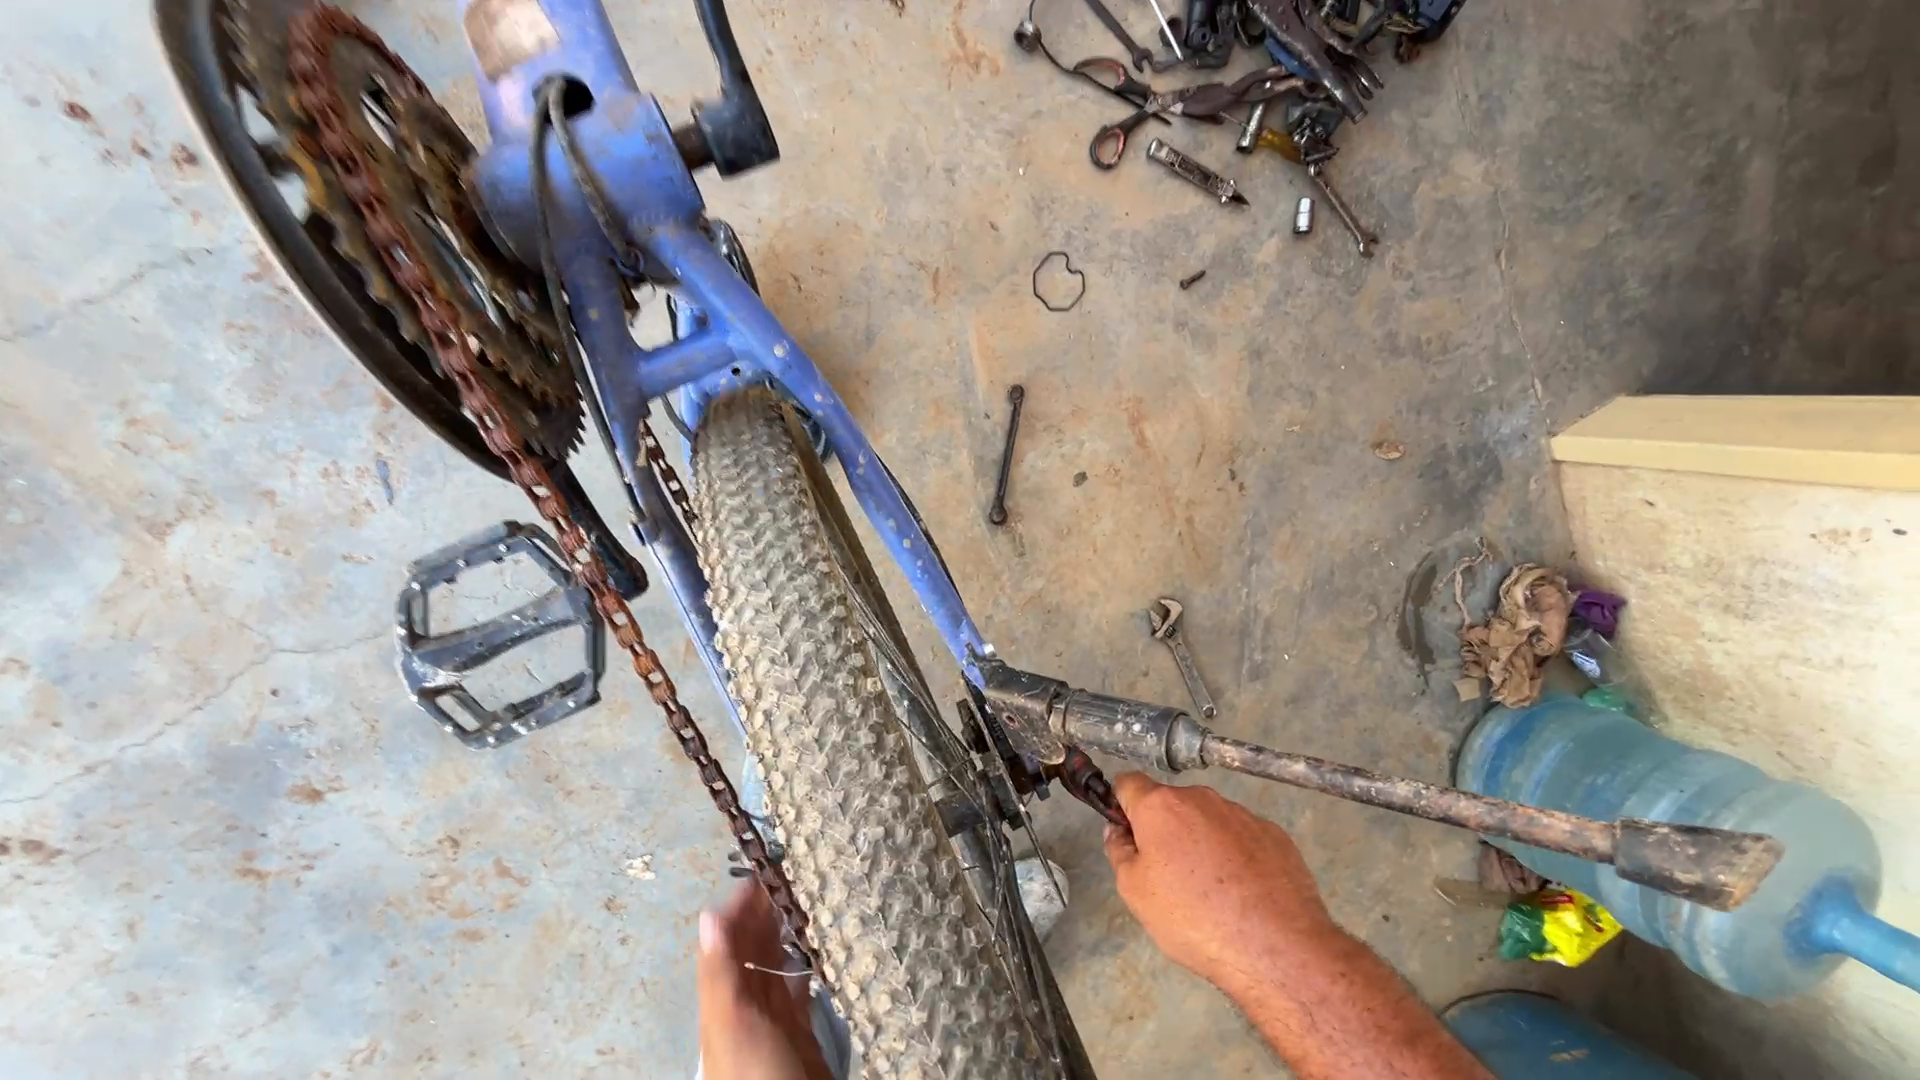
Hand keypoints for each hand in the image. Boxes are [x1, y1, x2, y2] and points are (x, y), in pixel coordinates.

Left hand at [696, 881, 833, 1079]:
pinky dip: (809, 963)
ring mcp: (776, 1019)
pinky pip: (802, 988)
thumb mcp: (731, 1023)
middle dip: (769, 910)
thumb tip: (708, 914)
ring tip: (810, 896)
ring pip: (779, 964)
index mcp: (725, 999)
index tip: (765, 866)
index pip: (730, 939)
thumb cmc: (754, 1074)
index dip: (743, 904)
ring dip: (789, 932)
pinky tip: (821, 945)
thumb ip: (719, 971)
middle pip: (755, 948)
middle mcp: (748, 1004)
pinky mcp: (803, 1032)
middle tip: (794, 870)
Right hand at [1104, 772, 1340, 992]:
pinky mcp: (1275, 835)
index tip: (1129, 839)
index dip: (1123, 807)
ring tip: (1212, 893)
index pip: (1128, 783)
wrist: (1276, 947)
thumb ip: (1119, 851)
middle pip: (1171, 805)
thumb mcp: (1134, 892)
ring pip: (1208, 821)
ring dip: (1202, 843)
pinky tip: (1244, 894)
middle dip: (1165, 831)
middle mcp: (1201, 799)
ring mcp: (1243, 814)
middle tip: (1169, 877)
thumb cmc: (1193, 918)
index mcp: (1161, 806)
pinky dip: (1237, 857)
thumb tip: (1119, 830)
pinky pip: (1243, 838)